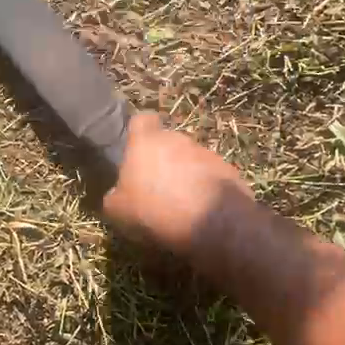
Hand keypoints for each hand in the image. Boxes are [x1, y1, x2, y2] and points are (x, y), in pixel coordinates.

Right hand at [102, 112, 260, 260]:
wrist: (213, 224)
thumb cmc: (155, 210)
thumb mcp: (117, 210)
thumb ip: (114, 194)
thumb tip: (118, 193)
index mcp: (146, 142)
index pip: (141, 119)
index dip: (137, 132)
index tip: (134, 150)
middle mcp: (178, 140)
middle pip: (167, 142)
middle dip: (161, 159)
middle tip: (153, 186)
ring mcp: (207, 154)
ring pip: (189, 159)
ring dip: (183, 175)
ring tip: (178, 203)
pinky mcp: (230, 171)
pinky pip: (209, 176)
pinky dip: (203, 188)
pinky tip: (198, 211)